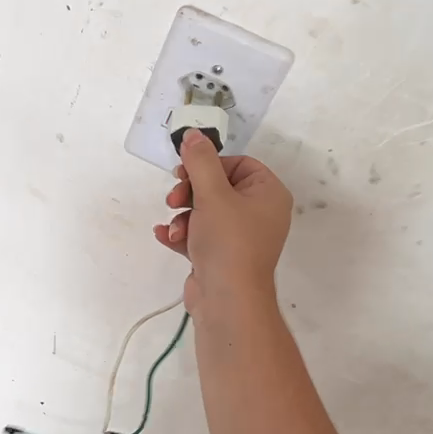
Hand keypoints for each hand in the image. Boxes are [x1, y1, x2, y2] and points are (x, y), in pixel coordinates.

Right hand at [152, 130, 292, 312]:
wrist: (227, 299)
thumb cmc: (227, 242)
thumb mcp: (212, 194)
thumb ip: (200, 161)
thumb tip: (193, 134)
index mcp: (268, 194)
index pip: (237, 164)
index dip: (208, 166)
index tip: (183, 172)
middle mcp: (259, 213)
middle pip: (218, 188)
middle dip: (190, 193)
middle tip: (173, 199)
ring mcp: (241, 238)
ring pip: (205, 214)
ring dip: (182, 217)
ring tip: (174, 228)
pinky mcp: (222, 257)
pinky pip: (200, 236)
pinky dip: (182, 234)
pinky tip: (164, 236)